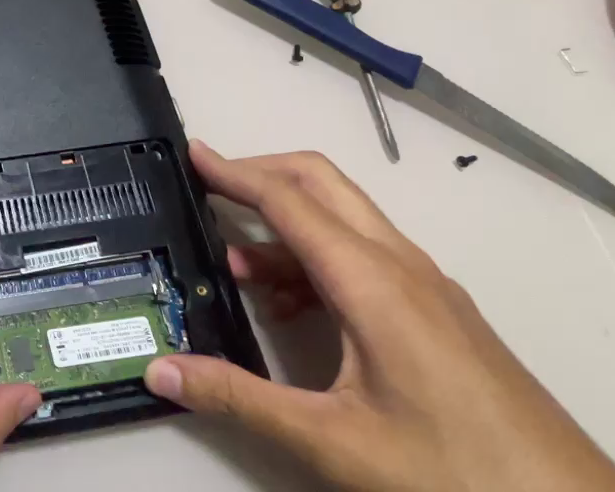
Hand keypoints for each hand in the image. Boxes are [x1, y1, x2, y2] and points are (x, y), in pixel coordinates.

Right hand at [144, 144, 614, 491]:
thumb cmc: (453, 472)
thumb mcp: (332, 441)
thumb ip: (240, 399)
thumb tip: (162, 372)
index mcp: (370, 280)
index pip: (287, 201)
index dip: (234, 173)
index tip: (192, 154)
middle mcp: (399, 264)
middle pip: (322, 183)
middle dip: (262, 173)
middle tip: (210, 186)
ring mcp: (426, 284)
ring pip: (345, 219)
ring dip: (288, 224)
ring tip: (239, 269)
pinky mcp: (439, 309)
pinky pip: (366, 253)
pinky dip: (317, 257)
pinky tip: (294, 309)